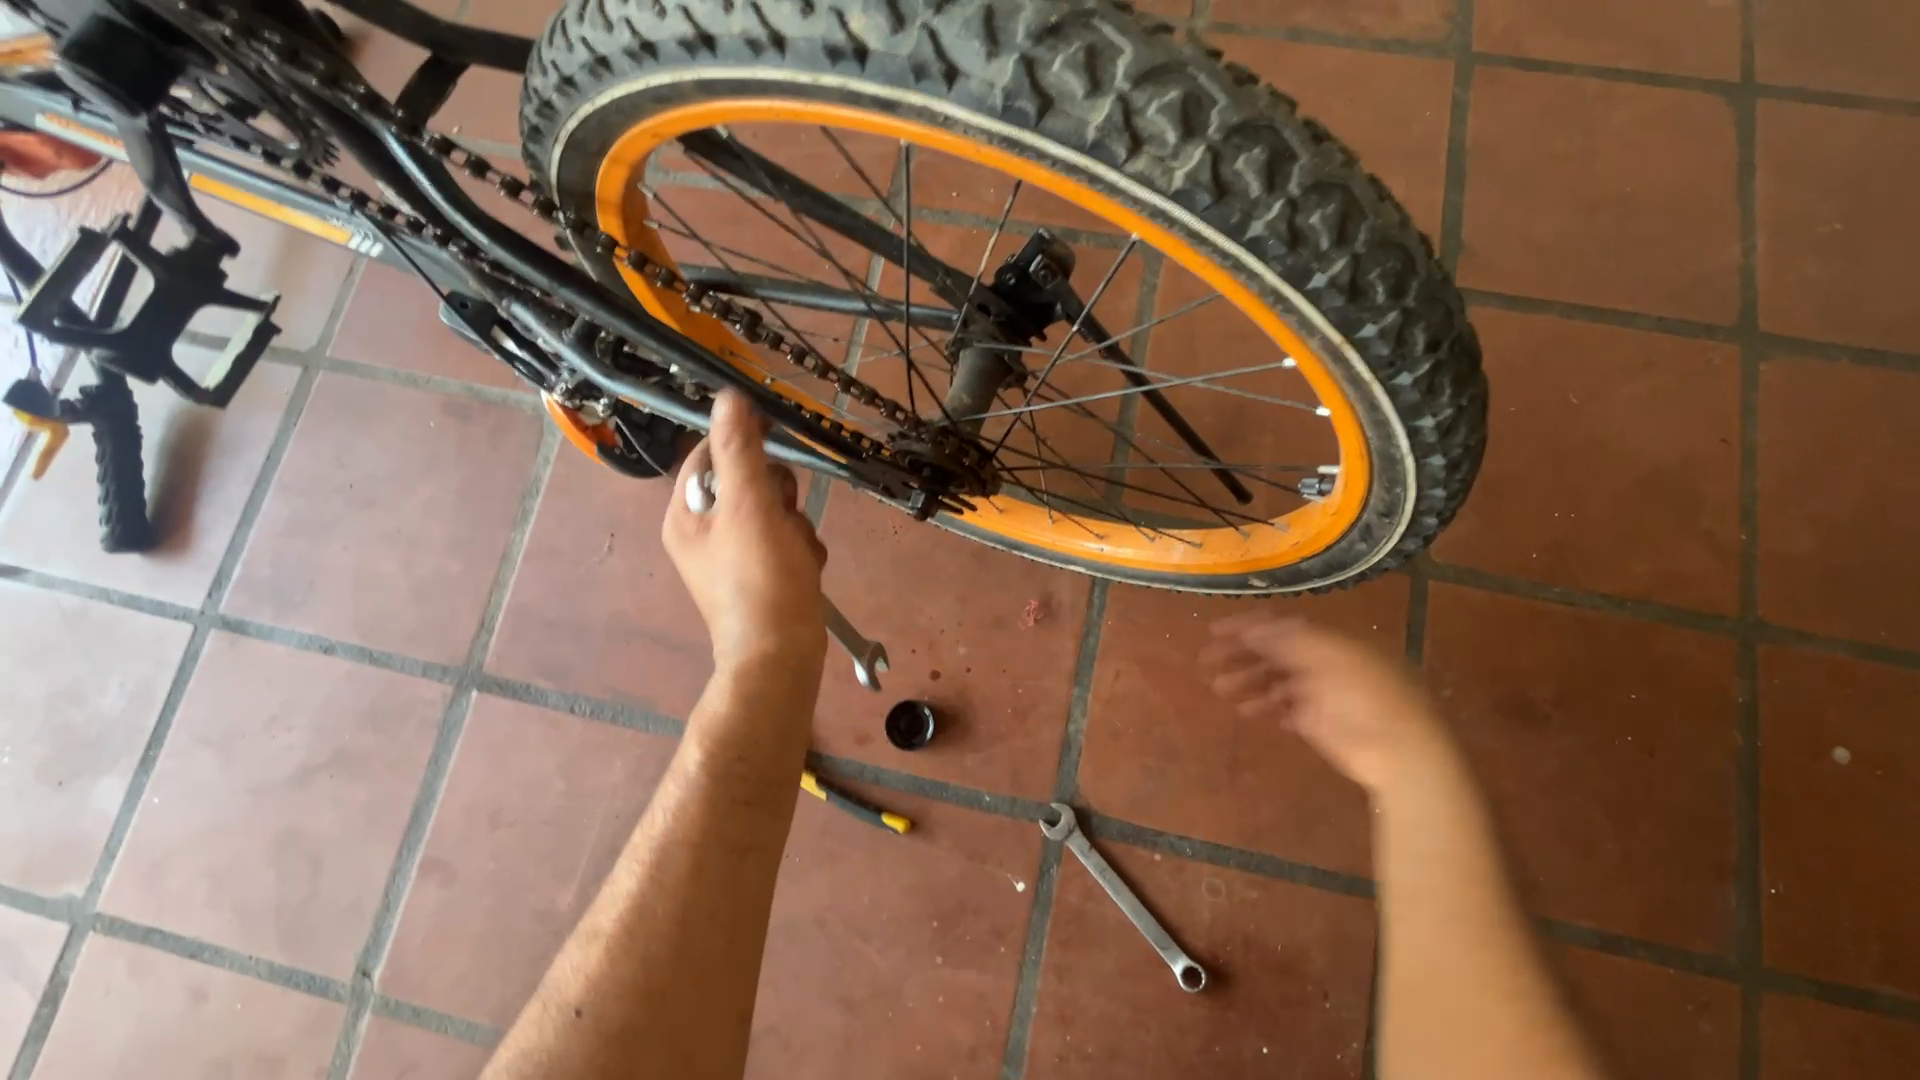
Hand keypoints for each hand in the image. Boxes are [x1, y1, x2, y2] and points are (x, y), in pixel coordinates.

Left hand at [663, 390, 827, 676]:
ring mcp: (736, 556)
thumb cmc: (760, 579)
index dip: (743, 444)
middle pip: (749, 482)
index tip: (773, 445)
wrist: (780, 655)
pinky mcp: (764, 575)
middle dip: (778, 495)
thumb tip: (728, 395)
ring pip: (776, 511)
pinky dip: (802, 549)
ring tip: (796, 551)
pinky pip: (787, 541)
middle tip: (782, 515)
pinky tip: (804, 568)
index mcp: (686, 514)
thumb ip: (740, 449)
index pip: (710, 454)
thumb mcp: (749, 506)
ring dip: (796, 525)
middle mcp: (705, 532)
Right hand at [1202, 616, 1450, 796]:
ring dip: (1247, 682)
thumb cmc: (1367, 698)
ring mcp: (1322, 694)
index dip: (1249, 626)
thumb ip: (1290, 640)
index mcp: (1331, 643)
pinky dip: (1266, 707)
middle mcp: (1325, 663)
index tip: (1215, 630)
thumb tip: (1253, 625)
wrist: (1400, 752)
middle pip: (1275, 653)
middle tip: (1208, 661)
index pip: (1284, 627)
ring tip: (1220, 690)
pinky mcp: (1319, 723)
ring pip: (1276, 681)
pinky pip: (1285, 709)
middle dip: (1241, 655)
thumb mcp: (1329, 658)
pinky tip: (1247, 711)